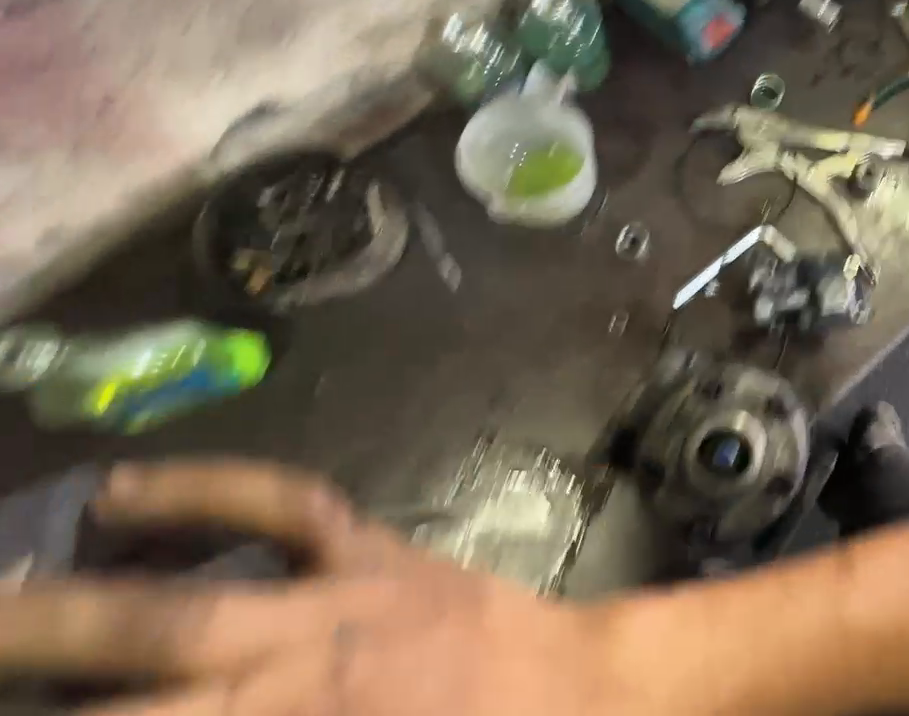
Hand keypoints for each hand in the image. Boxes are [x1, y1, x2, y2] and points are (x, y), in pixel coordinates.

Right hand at [0, 461, 620, 715]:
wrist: (580, 691)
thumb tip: (191, 712)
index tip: (21, 713)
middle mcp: (298, 682)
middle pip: (136, 694)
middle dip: (32, 676)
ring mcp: (340, 602)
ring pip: (180, 615)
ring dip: (58, 618)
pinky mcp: (378, 551)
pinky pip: (292, 509)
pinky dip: (213, 491)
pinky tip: (127, 488)